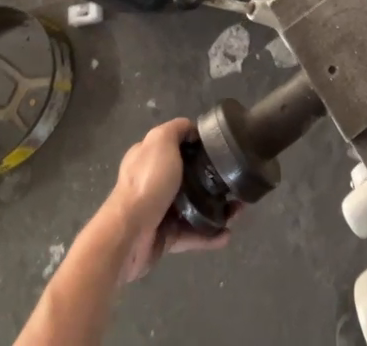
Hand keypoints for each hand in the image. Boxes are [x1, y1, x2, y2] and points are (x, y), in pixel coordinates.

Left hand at [103, 119, 231, 281]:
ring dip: (218, 209)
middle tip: (236, 184)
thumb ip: (177, 129)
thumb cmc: (146, 183)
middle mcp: (154, 183)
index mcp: (150, 159)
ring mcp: (160, 211)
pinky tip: (226, 234)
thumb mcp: (161, 141)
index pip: (178, 147)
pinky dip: (210, 235)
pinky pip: (192, 234)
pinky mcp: (165, 236)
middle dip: (215, 182)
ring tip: (238, 212)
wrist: (128, 235)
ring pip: (196, 207)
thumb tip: (193, 130)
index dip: (200, 147)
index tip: (223, 150)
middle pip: (191, 179)